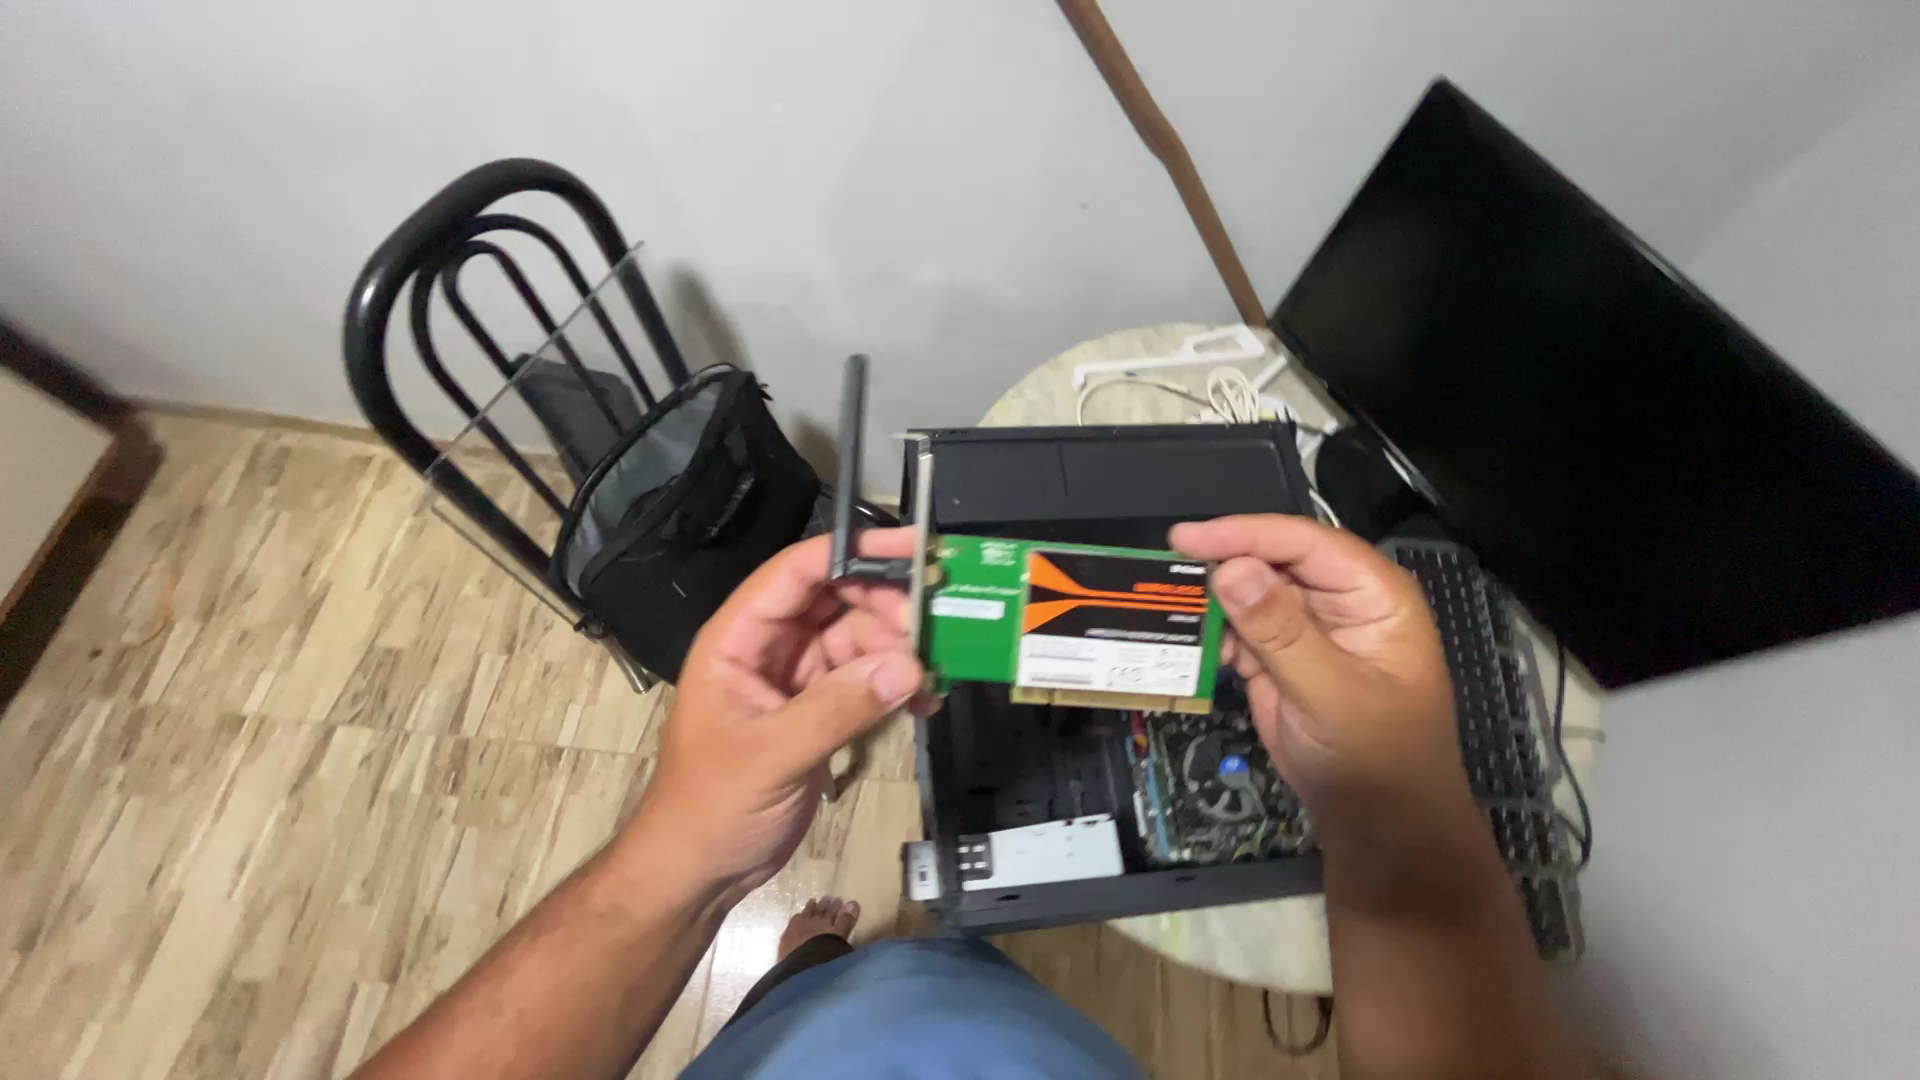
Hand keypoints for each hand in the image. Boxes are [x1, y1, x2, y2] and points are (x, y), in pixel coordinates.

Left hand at [624, 529, 925, 898]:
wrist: (700, 872)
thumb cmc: (712, 807)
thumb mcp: (771, 756)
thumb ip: (837, 708)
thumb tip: (909, 666)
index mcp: (740, 636)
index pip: (798, 572)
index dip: (853, 552)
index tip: (911, 548)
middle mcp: (771, 645)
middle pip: (838, 600)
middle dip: (886, 609)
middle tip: (931, 632)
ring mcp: (798, 676)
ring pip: (859, 638)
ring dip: (898, 652)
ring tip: (931, 679)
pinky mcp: (821, 707)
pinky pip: (866, 678)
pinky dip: (895, 684)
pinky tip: (923, 702)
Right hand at [1170, 515, 1462, 827]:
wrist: (1373, 820)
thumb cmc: (1377, 757)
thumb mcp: (1333, 693)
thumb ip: (1282, 631)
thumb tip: (1231, 570)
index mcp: (1371, 594)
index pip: (1304, 544)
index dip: (1245, 535)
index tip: (1186, 539)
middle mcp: (1337, 599)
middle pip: (1272, 559)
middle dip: (1222, 561)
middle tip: (1167, 566)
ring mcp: (1304, 626)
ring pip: (1248, 590)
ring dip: (1211, 598)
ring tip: (1169, 602)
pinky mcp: (1276, 652)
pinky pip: (1236, 626)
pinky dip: (1212, 632)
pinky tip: (1195, 644)